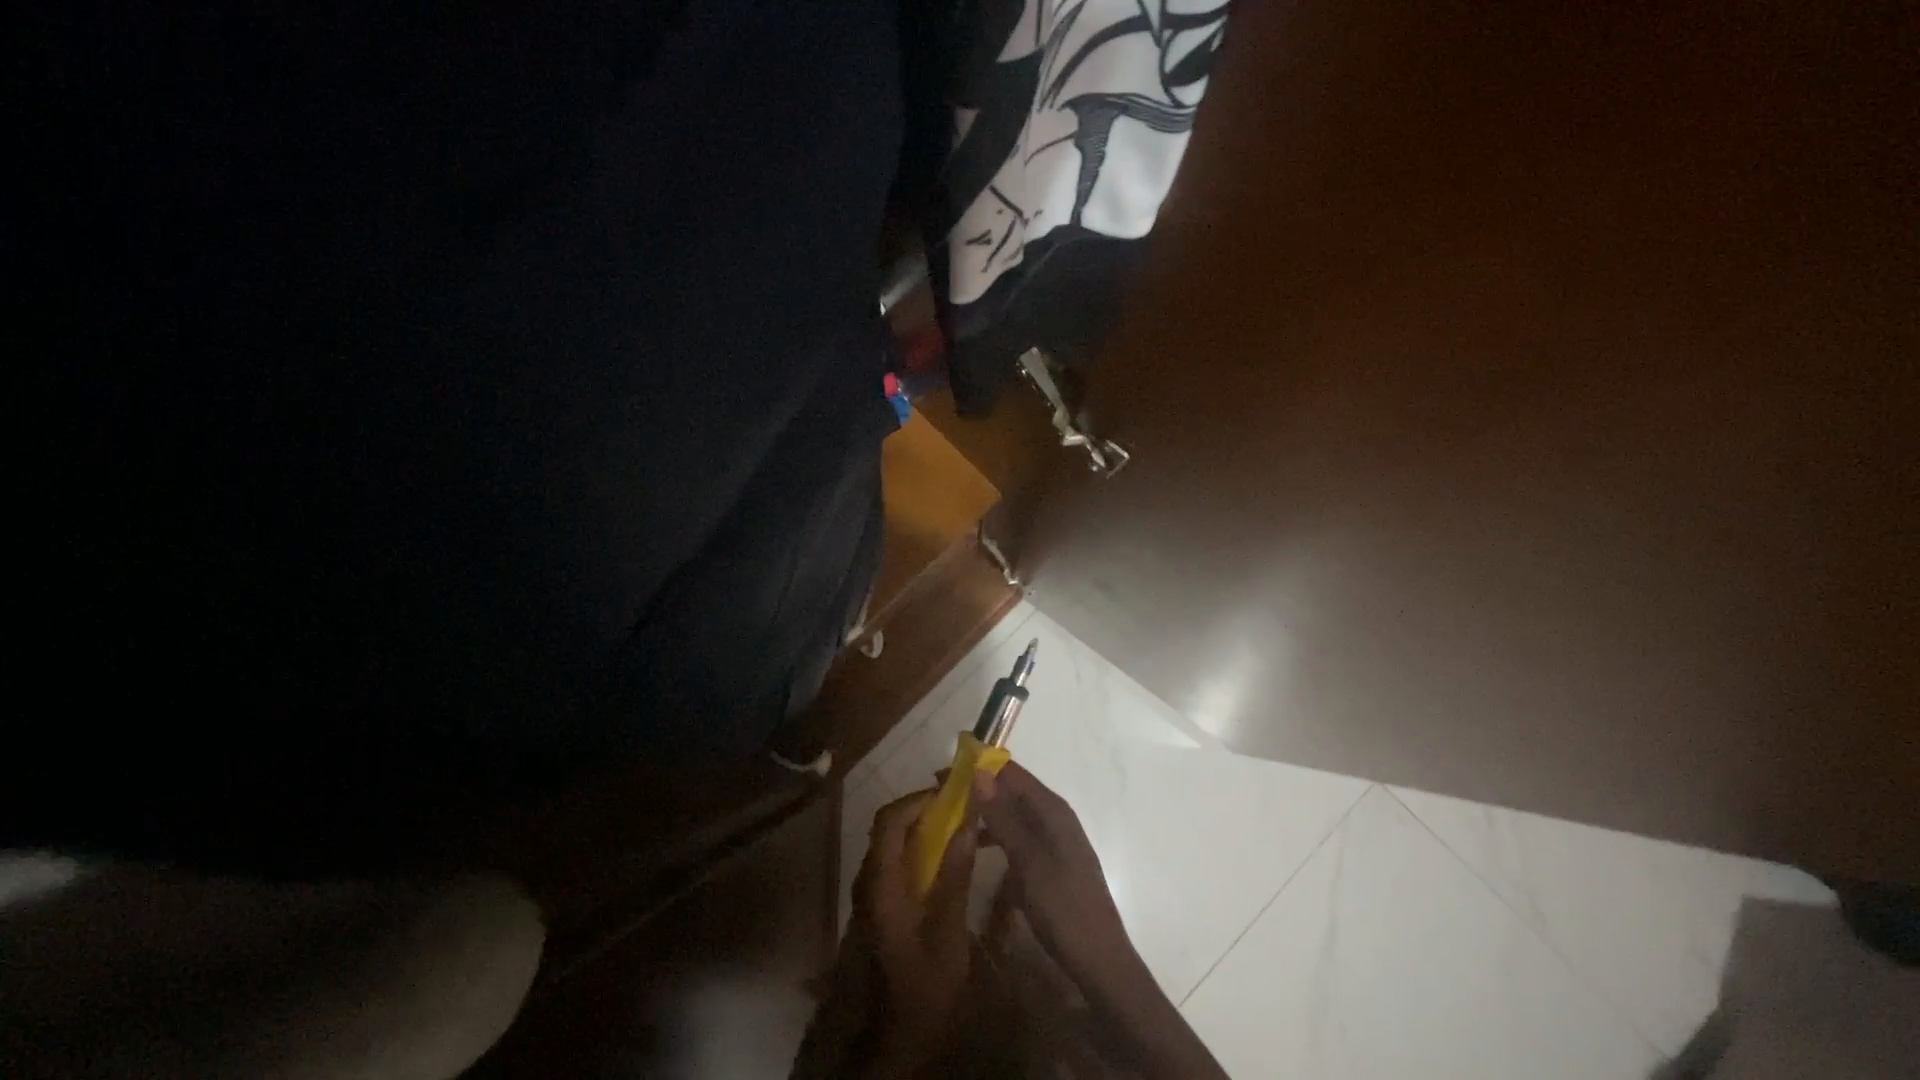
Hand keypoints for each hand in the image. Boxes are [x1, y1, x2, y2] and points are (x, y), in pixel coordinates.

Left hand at [855, 789, 977, 1067]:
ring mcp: (871, 896)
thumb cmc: (925, 984)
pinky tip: (951, 860)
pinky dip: (920, 851)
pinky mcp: (880, 908)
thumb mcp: (947, 931)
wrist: (896, 1035)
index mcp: (881, 884)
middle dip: (924, 810)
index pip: (889, 820)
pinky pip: (896, 864)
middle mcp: (868, 882)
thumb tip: (967, 823)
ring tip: (963, 827)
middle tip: (963, 806)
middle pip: (888, 828)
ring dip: (924, 829)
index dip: (919, 799)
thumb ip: (955, 875)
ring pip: (892, 845)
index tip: (953, 794)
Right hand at [973, 763, 1230, 1079]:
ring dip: (987, 813)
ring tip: (951, 819)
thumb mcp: (1026, 860)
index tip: (944, 767)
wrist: (1098, 959)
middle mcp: (1056, 818)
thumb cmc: (1062, 906)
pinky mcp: (1052, 863)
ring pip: (1015, 814)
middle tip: (939, 794)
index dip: (981, 765)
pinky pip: (1020, 837)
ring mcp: (1056, 841)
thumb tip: (980, 772)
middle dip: (980, 788)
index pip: (1012, 772)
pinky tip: (977, 848)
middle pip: (1014, 791)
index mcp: (1053, 810)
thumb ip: (1003, 817)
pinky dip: (998, 836)